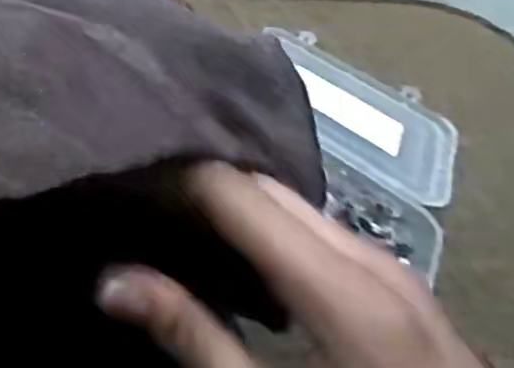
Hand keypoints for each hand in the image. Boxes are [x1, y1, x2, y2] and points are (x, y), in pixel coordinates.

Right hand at [97, 162, 479, 367]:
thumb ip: (192, 335)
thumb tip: (108, 280)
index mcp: (342, 287)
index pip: (228, 186)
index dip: (167, 178)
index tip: (122, 187)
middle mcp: (370, 258)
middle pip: (259, 184)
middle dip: (195, 183)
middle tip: (140, 202)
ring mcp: (396, 271)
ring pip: (288, 202)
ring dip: (230, 202)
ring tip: (178, 221)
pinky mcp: (405, 289)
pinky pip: (317, 229)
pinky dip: (268, 226)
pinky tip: (242, 254)